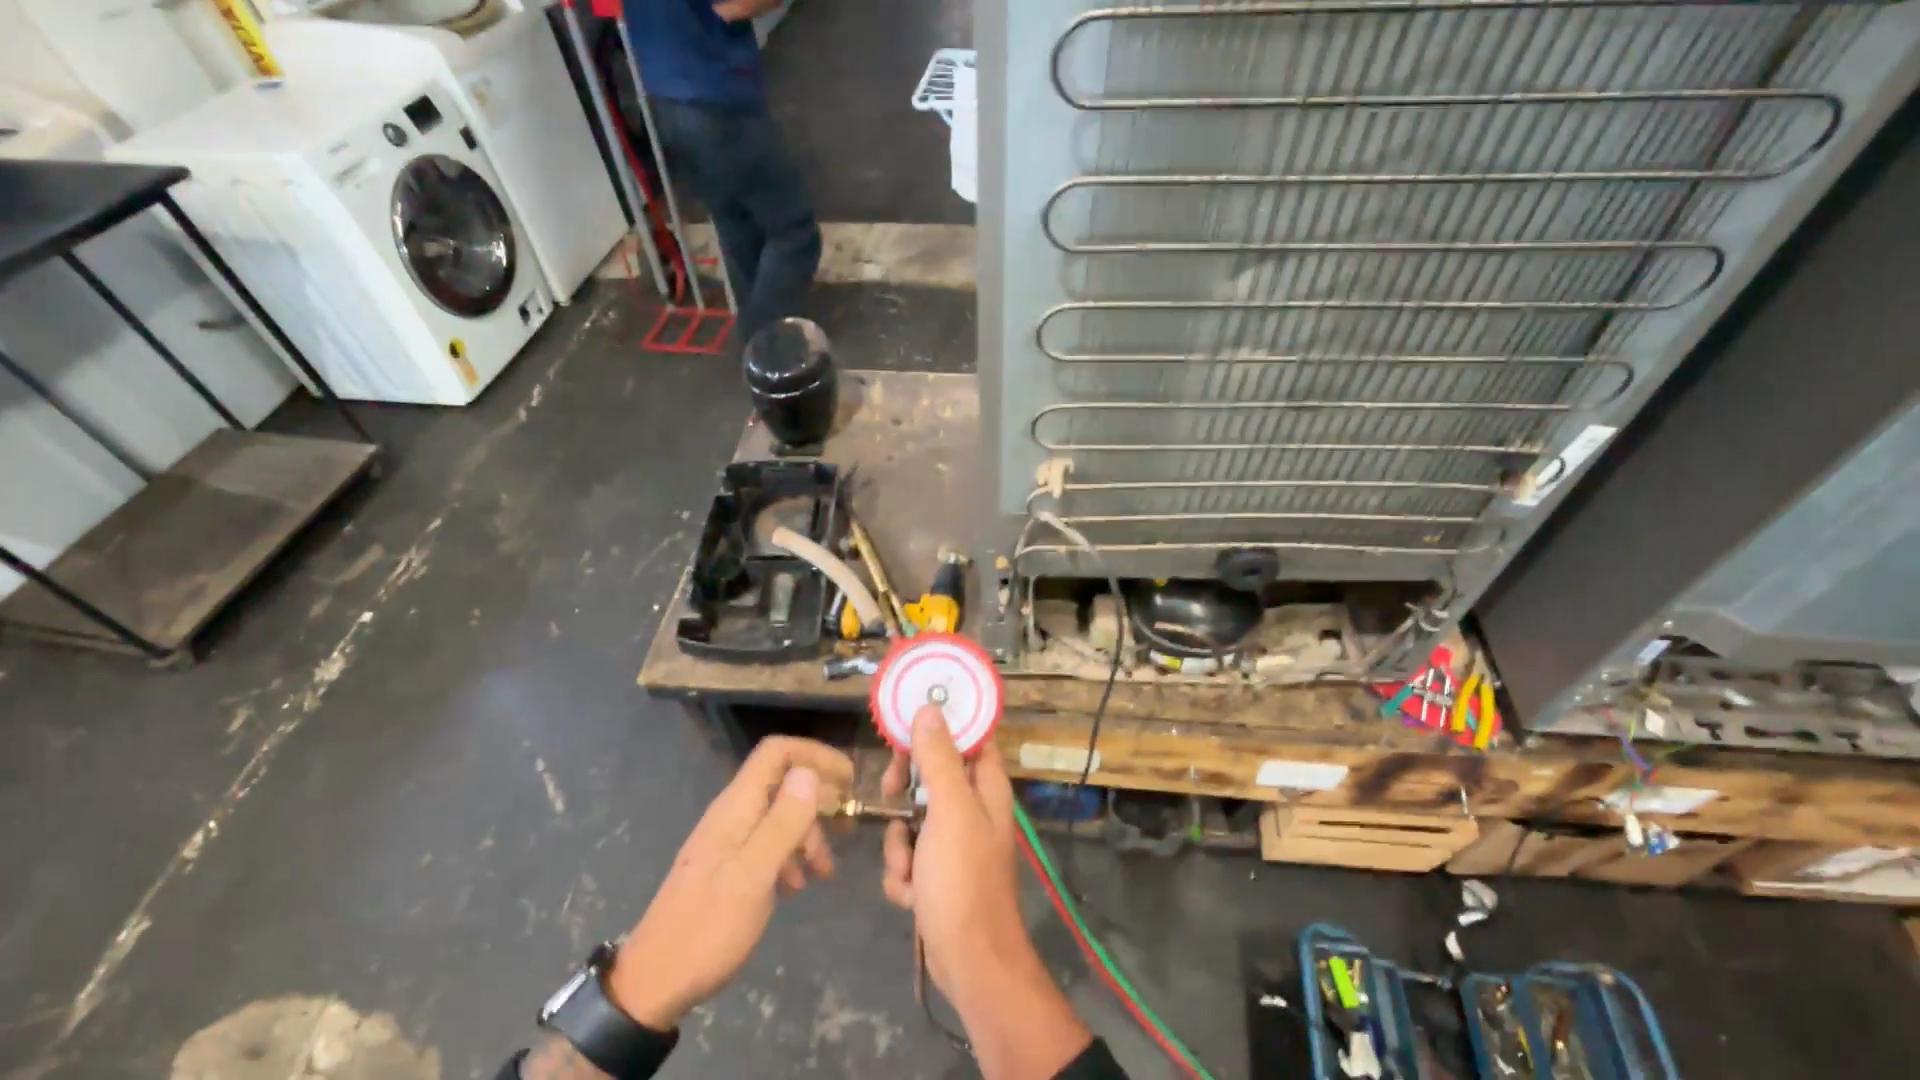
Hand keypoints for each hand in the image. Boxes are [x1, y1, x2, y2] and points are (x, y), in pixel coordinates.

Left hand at [607, 737, 852, 1029]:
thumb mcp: (753, 875)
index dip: (815, 755)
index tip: (849, 780)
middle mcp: (732, 815)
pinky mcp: (729, 868)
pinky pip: (769, 845)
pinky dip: (791, 857)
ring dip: (809, 834)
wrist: (656, 980)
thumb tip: (809, 772)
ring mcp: (729, 842)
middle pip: (783, 782)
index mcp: (736, 807)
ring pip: (779, 816)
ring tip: (824, 871)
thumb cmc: (708, 927)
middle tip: (849, 826)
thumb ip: (783, 822)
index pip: (777, 752)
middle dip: (820, 798)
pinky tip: (798, 886)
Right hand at [880, 706, 1026, 999]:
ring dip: (899, 845)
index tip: (907, 719)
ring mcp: (954, 845)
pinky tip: (911, 896)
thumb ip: (939, 759)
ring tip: (910, 869)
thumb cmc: (964, 880)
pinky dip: (903, 875)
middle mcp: (972, 811)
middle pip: (931, 775)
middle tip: (891, 792)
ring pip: (910, 821)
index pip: (969, 736)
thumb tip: (929, 708)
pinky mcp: (937, 876)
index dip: (941, 723)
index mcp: (986, 789)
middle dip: (904, 789)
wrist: (969, 961)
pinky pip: (907, 858)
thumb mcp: (949, 812)